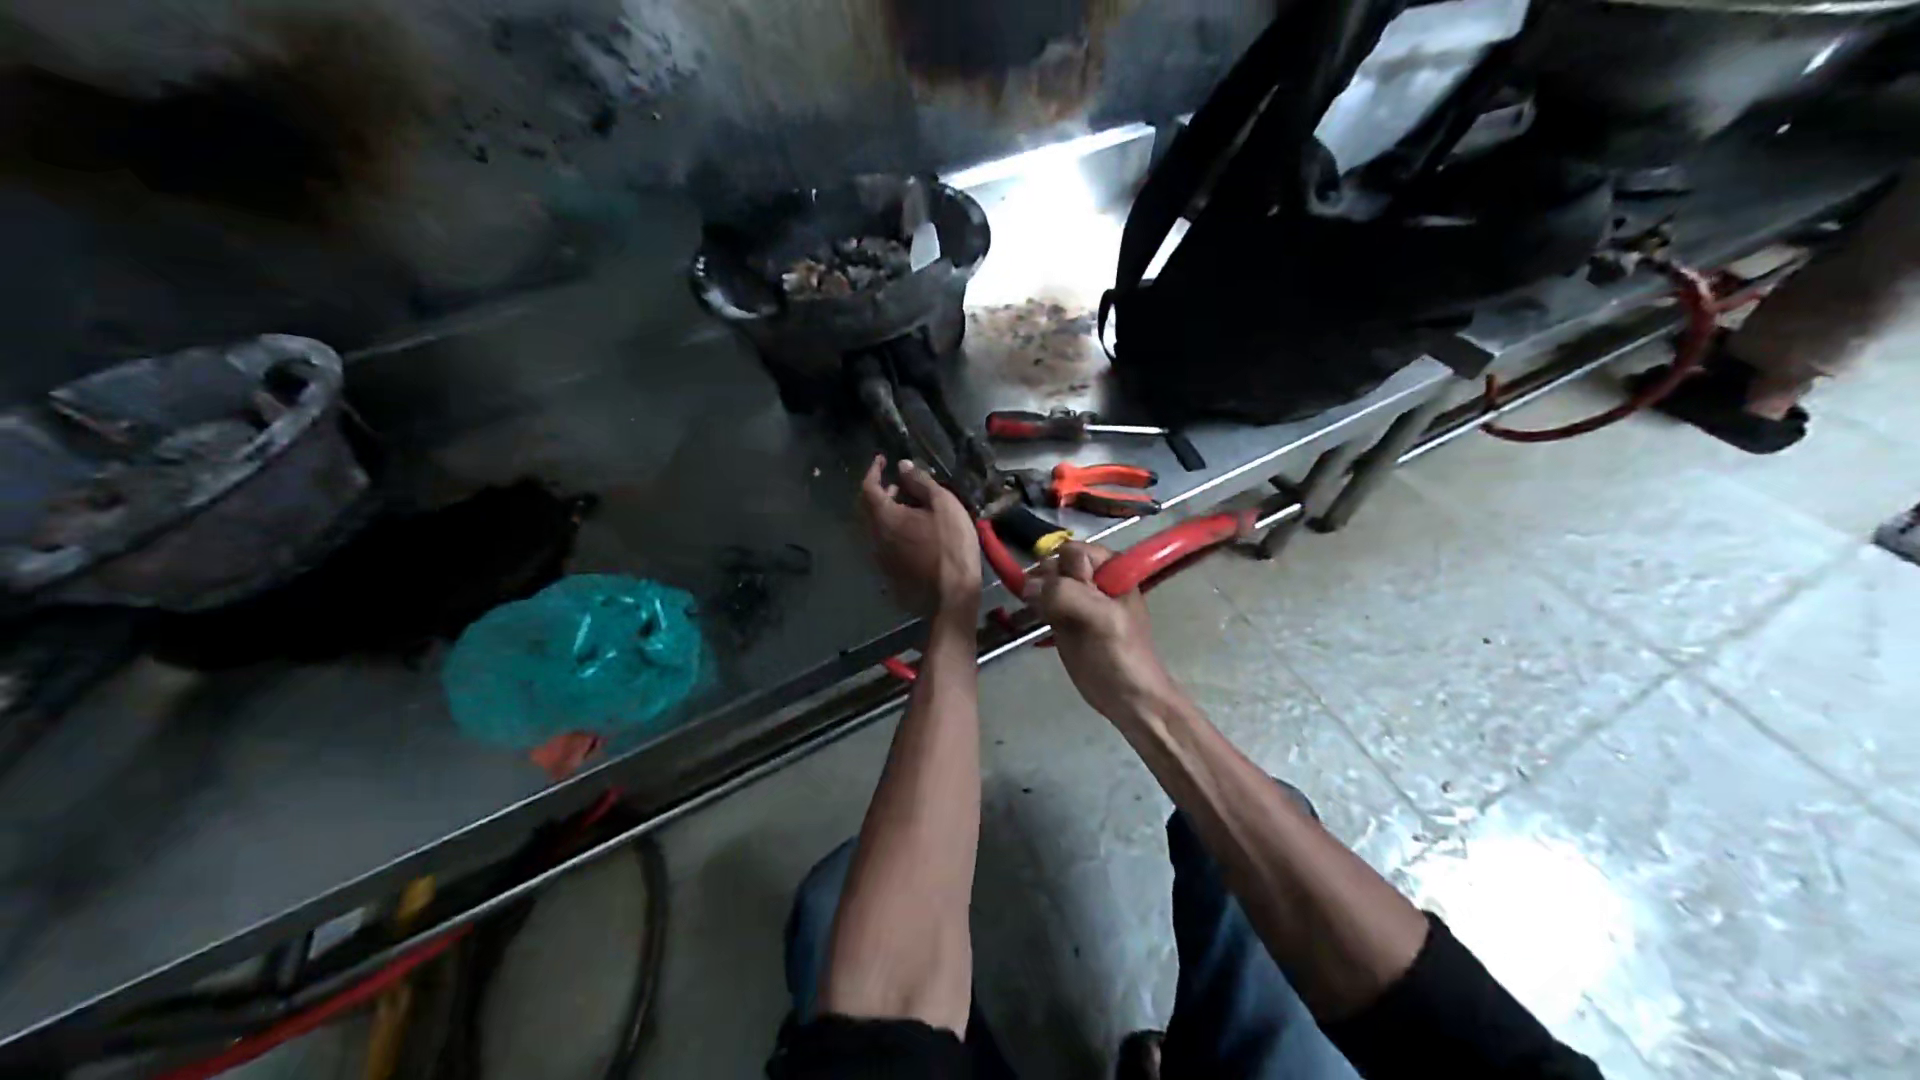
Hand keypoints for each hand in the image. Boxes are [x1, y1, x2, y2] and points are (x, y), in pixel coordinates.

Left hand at [859, 455, 981, 617]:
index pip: (868, 487)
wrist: (952, 596)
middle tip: (900, 483)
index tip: (882, 459)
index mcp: (885, 518)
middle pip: (869, 508)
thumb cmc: (951, 546)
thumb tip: (902, 467)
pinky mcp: (890, 571)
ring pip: (877, 526)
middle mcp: (875, 537)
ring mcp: (880, 557)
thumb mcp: (944, 505)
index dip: (873, 471)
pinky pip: (885, 542)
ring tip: (911, 506)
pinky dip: (894, 529)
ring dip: (889, 511)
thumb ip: (921, 482)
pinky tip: (914, 531)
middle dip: (882, 491)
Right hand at [1022, 542, 1184, 721]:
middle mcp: (1092, 576)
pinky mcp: (1063, 616)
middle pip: (1054, 564)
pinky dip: (1035, 606)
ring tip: (1047, 617)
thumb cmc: (1120, 654)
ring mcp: (1076, 596)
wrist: (1127, 697)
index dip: (1065, 572)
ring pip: (1044, 581)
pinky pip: (1041, 599)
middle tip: (1055, 610)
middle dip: (1047, 583)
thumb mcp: (1099, 618)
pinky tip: (1040, 620)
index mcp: (1110, 567)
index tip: (1074, 598)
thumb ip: (1065, 594)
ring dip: (1038, 595)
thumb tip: (1028, 586)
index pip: (1071, 551)